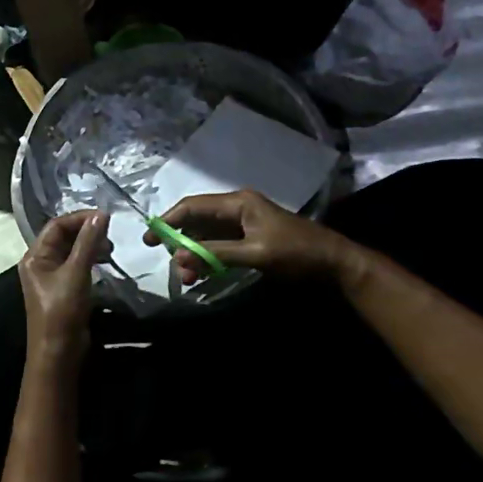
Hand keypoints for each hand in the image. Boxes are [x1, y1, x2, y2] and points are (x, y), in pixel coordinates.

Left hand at [19, 209, 109, 363]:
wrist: (58, 352)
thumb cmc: (62, 311)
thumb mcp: (75, 273)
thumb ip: (88, 242)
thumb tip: (101, 215)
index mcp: (35, 256)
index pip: (56, 225)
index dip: (79, 218)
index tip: (105, 218)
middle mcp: (40, 263)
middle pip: (63, 236)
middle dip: (86, 231)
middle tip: (110, 235)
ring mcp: (52, 277)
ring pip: (72, 251)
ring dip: (90, 245)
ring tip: (110, 249)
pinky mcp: (64, 289)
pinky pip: (77, 265)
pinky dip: (91, 259)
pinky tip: (105, 261)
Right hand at [145, 190, 364, 285]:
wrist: (333, 263)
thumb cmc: (296, 253)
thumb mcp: (255, 253)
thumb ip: (215, 253)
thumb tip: (177, 254)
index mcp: (238, 203)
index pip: (192, 207)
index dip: (168, 221)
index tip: (149, 239)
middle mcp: (236, 209)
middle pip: (195, 222)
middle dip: (180, 244)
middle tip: (176, 269)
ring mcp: (241, 225)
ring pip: (204, 237)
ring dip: (193, 255)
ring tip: (189, 278)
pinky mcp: (247, 240)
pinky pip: (217, 246)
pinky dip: (206, 260)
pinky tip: (201, 275)